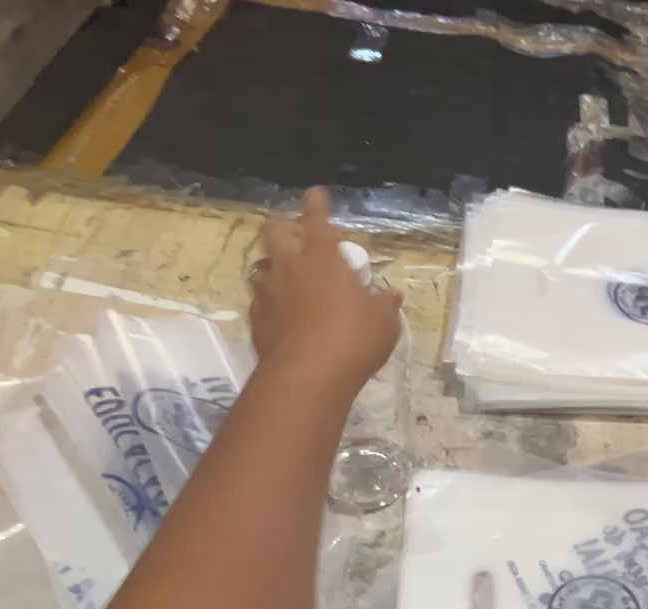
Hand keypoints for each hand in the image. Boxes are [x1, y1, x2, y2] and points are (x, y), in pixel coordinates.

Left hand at [248, 187, 403, 398]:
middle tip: (289, 227)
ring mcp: (268, 291)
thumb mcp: (384, 324)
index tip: (316, 194)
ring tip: (283, 273)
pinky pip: (260, 299)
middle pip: (275, 231)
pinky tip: (280, 310)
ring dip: (272, 264)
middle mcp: (290, 266)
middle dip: (282, 224)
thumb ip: (384, 305)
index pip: (318, 220)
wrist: (308, 375)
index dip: (317, 204)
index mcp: (323, 258)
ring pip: (261, 265)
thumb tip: (391, 296)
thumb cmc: (354, 340)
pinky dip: (270, 298)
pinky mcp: (257, 318)